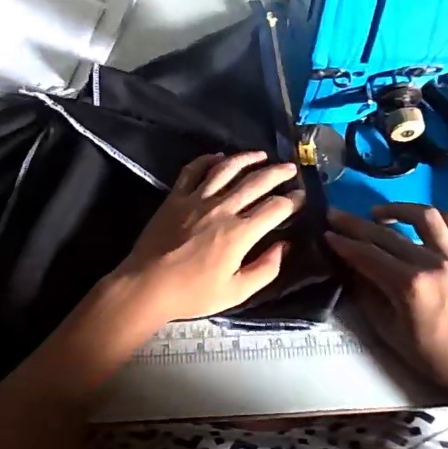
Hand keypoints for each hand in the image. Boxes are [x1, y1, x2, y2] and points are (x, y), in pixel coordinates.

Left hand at [111, 151, 304, 323]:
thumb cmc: (193, 294)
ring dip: (247, 159)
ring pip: (227, 169)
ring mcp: (197, 199)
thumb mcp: (236, 292)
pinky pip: (193, 170)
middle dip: (278, 173)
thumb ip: (265, 269)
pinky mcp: (176, 197)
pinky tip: (219, 157)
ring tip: (261, 154)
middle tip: (291, 169)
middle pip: (256, 182)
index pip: (275, 208)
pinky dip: (207, 160)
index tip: (301, 197)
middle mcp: (222, 209)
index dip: (293, 201)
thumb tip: (283, 247)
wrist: (146, 286)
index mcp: (240, 233)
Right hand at [324, 203, 447, 405]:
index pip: (367, 255)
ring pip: (424, 218)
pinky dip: (436, 217)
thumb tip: (353, 271)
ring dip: (397, 209)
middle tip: (336, 214)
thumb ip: (370, 298)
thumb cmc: (436, 359)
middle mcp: (431, 264)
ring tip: (378, 213)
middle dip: (356, 223)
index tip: (327, 233)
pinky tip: (421, 220)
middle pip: (387, 234)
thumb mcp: (392, 335)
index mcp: (408, 286)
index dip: (344, 243)